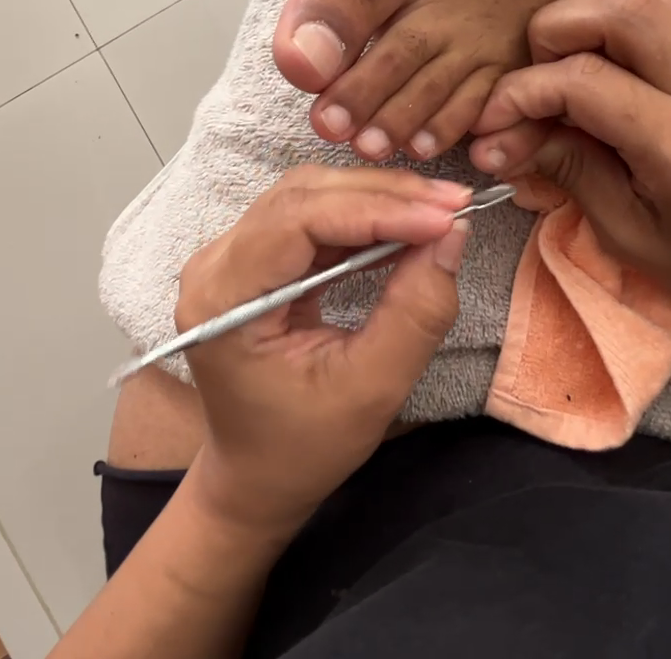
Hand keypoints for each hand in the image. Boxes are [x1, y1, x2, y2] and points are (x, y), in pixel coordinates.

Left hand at [175, 166, 471, 536]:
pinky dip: (362, 216)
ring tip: (439, 209)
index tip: (446, 216)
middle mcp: (214, 264)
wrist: (256, 475)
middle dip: (383, 195)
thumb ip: (414, 312)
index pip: (298, 220)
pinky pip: (309, 218)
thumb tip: (453, 235)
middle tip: (455, 203)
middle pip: (302, 197)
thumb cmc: (304, 446)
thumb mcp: (370, 389)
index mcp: (222, 299)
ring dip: (376, 198)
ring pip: (308, 197)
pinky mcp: (252, 260)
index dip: (375, 209)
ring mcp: (229, 258)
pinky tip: (405, 223)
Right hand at [468, 0, 670, 343]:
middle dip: (553, 39)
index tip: (489, 128)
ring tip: (573, 72)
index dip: (518, 96)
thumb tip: (501, 138)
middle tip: (539, 91)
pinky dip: (631, 17)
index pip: (581, 81)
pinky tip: (617, 59)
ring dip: (593, 21)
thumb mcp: (627, 235)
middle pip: (618, 11)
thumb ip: (567, 170)